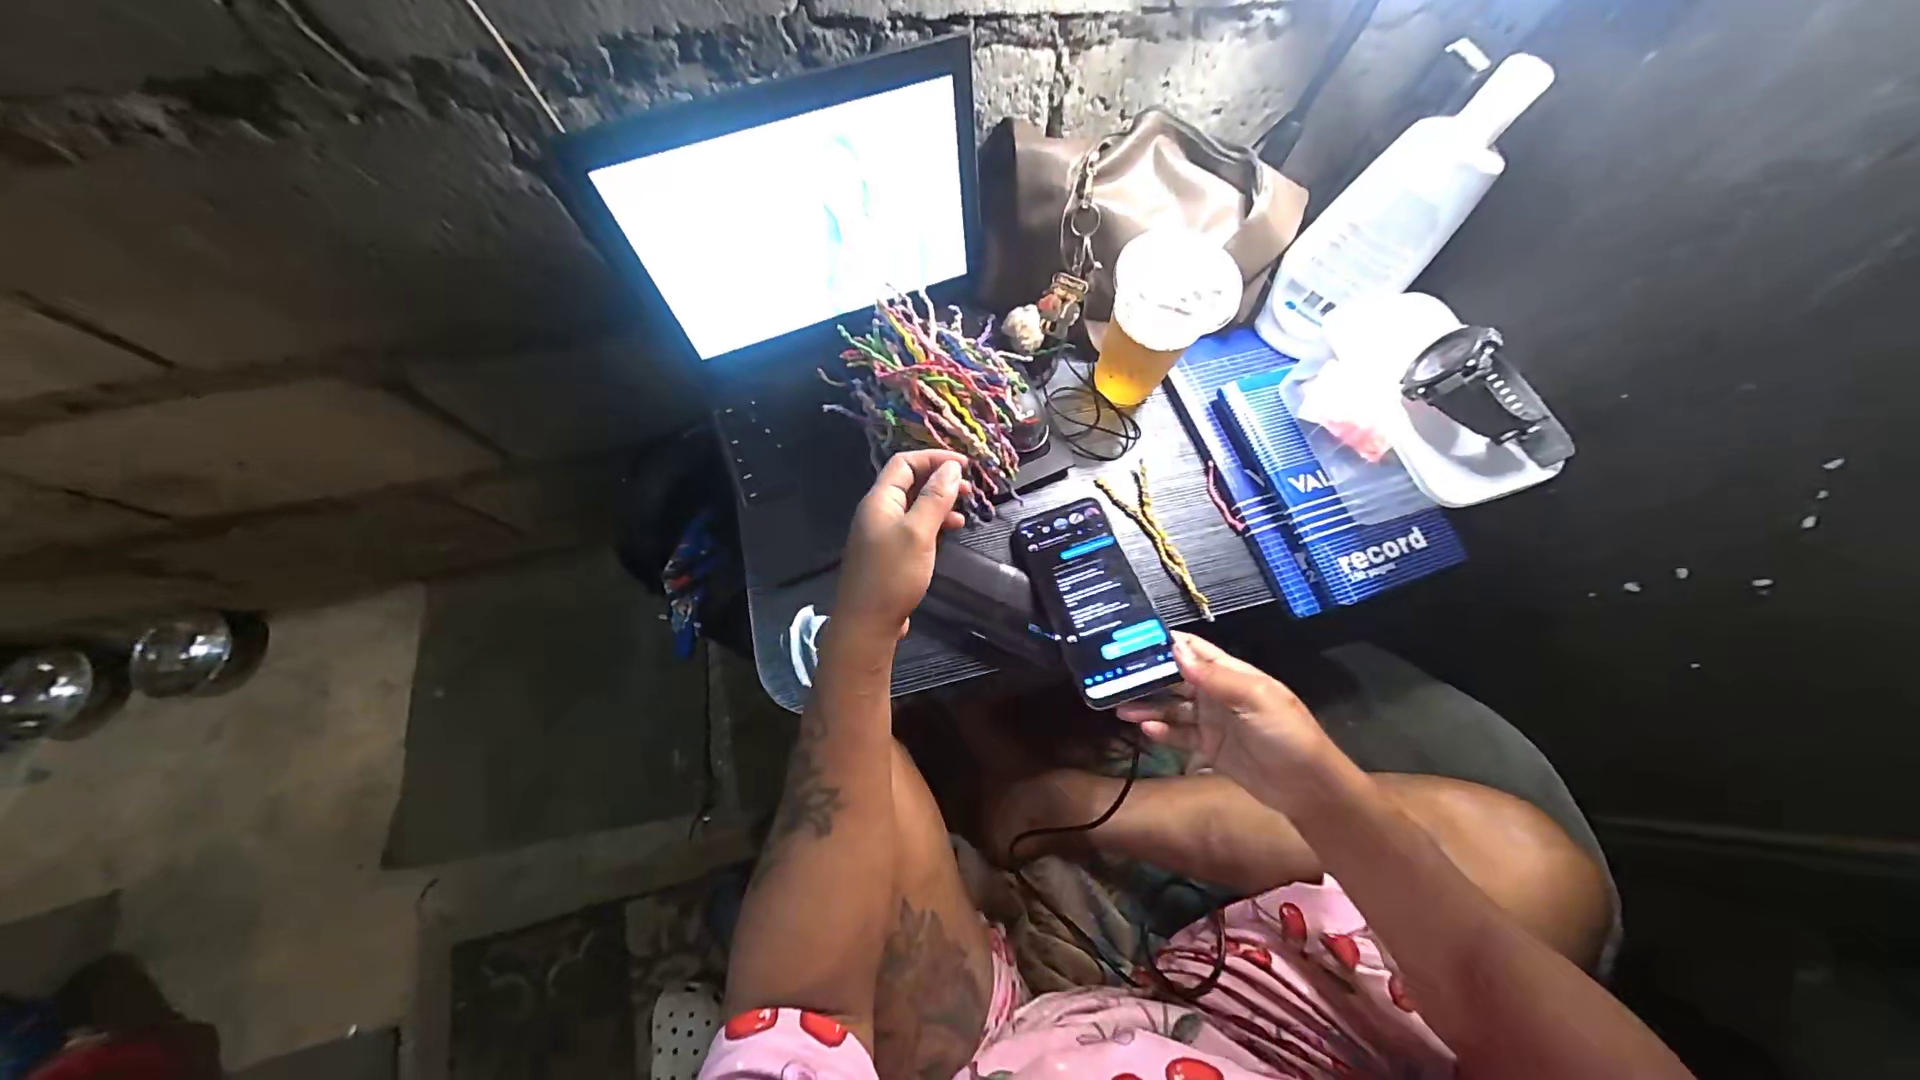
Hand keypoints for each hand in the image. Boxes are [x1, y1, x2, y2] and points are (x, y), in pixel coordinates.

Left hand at [833, 450, 969, 634]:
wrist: (867, 624)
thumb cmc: (892, 575)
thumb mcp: (918, 533)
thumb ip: (934, 498)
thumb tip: (951, 468)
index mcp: (879, 500)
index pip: (905, 463)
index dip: (934, 458)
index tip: (965, 465)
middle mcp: (878, 511)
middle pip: (910, 482)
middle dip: (940, 480)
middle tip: (970, 488)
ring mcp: (882, 533)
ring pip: (914, 505)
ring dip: (940, 502)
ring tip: (965, 510)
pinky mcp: (890, 553)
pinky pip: (914, 526)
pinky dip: (934, 523)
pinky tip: (952, 530)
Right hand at [1115, 632, 1340, 807]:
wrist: (1308, 789)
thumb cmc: (1287, 734)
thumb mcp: (1255, 698)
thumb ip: (1214, 676)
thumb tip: (1175, 649)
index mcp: (1231, 673)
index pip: (1193, 650)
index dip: (1164, 643)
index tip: (1131, 640)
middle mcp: (1217, 693)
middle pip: (1175, 678)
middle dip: (1147, 676)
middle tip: (1115, 676)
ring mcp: (1212, 721)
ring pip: (1172, 708)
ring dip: (1148, 706)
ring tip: (1121, 707)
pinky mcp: (1208, 747)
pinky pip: (1179, 735)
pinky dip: (1161, 732)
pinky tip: (1146, 730)